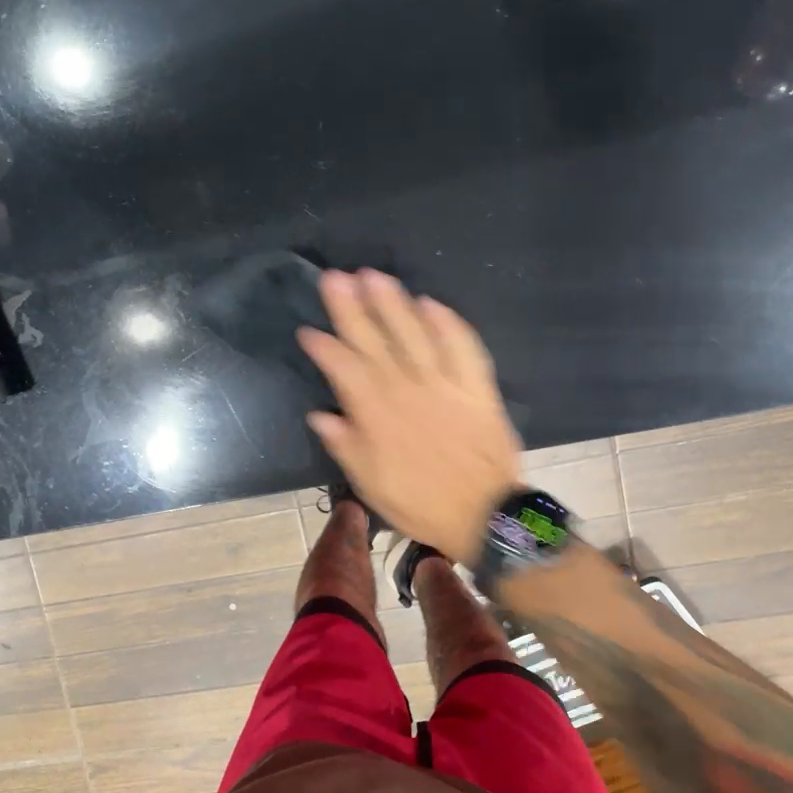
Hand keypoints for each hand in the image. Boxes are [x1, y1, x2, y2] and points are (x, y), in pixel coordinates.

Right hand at [298, 269, 522, 565]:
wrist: (485, 517)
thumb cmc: (420, 504)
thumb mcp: (370, 484)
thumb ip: (345, 445)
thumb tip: (320, 415)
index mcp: (377, 414)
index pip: (343, 369)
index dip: (323, 347)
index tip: (307, 330)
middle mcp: (407, 389)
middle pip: (374, 340)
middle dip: (352, 308)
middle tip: (335, 277)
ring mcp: (445, 384)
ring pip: (415, 333)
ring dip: (393, 303)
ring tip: (374, 275)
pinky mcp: (476, 387)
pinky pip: (463, 347)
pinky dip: (448, 323)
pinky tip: (431, 303)